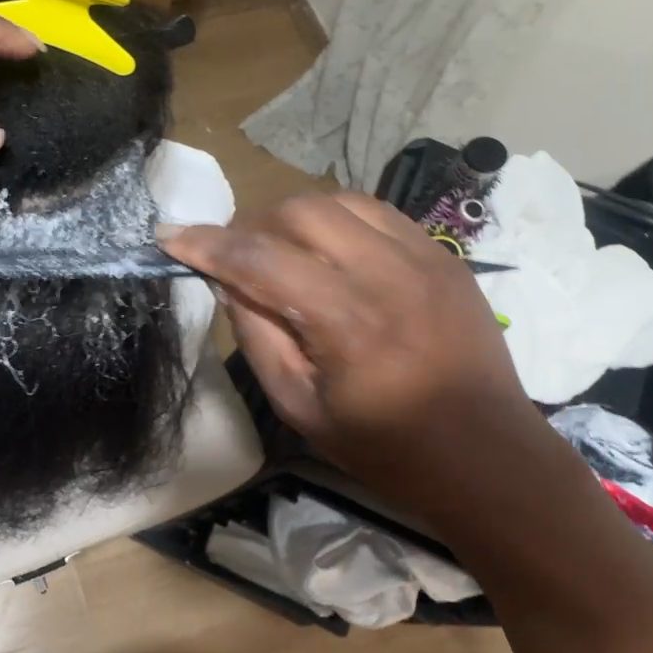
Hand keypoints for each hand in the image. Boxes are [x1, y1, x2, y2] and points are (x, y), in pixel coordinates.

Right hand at [160, 193, 538, 492]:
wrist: (482, 452)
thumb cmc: (381, 446)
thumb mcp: (298, 406)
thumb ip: (257, 337)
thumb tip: (229, 284)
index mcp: (346, 321)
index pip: (260, 258)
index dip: (207, 244)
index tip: (170, 237)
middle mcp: (386, 273)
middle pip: (298, 212)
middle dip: (250, 226)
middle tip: (231, 257)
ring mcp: (423, 256)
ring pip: (338, 200)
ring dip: (293, 218)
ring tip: (277, 251)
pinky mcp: (443, 255)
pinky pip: (376, 212)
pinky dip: (336, 221)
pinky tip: (326, 251)